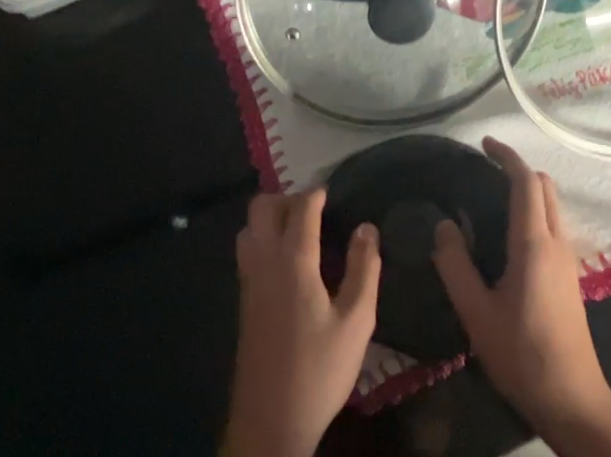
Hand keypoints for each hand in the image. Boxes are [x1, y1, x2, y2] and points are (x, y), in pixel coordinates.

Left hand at [225, 190, 379, 456]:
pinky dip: (263, 237)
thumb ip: (365, 269)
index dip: (318, 194)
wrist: (271, 417)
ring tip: (302, 232)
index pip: (301, 208)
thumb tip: (366, 227)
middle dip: (288, 198)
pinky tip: (289, 261)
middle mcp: (264, 261)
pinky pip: (248, 249)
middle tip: (317, 211)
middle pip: (263, 206)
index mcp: (292, 261)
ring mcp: (248, 280)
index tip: (336, 193)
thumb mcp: (357, 321)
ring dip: (271, 217)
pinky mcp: (244, 299)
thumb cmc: (320, 369)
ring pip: (249, 226)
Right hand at [433, 138, 610, 456]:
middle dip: (517, 169)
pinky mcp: (569, 277)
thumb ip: (455, 265)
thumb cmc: (521, 353)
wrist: (571, 398)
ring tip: (490, 197)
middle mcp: (557, 244)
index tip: (484, 143)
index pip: (526, 183)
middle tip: (484, 168)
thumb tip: (443, 225)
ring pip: (552, 207)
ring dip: (527, 190)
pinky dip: (532, 212)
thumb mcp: (476, 312)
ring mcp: (568, 261)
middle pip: (545, 188)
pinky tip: (506, 235)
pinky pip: (552, 226)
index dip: (506, 157)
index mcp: (534, 245)